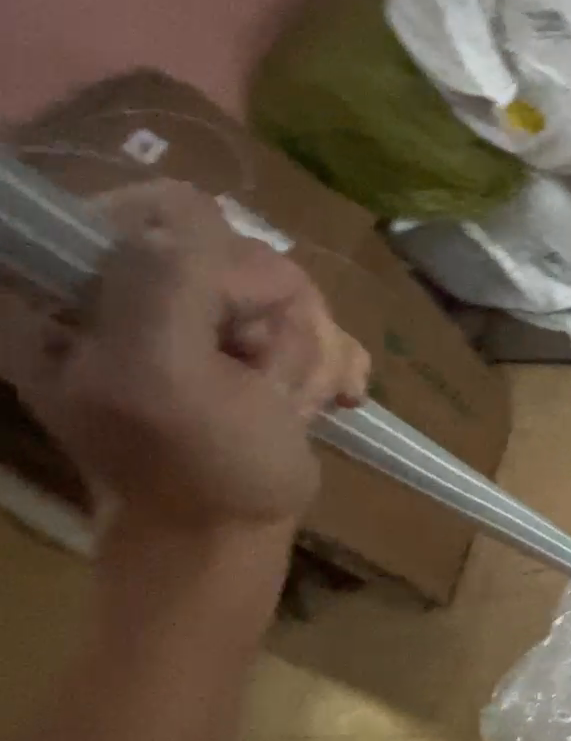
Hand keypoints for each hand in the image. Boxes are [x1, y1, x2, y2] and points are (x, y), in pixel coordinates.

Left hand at [0, 180, 368, 532]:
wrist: (229, 530)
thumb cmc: (195, 466)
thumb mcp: (162, 375)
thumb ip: (163, 280)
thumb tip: (195, 209)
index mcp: (68, 284)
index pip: (166, 212)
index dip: (221, 267)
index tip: (229, 334)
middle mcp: (128, 286)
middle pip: (243, 251)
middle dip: (281, 321)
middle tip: (264, 380)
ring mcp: (196, 315)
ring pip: (291, 290)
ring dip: (311, 352)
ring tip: (290, 403)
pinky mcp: (246, 339)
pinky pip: (316, 321)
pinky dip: (332, 364)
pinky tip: (321, 400)